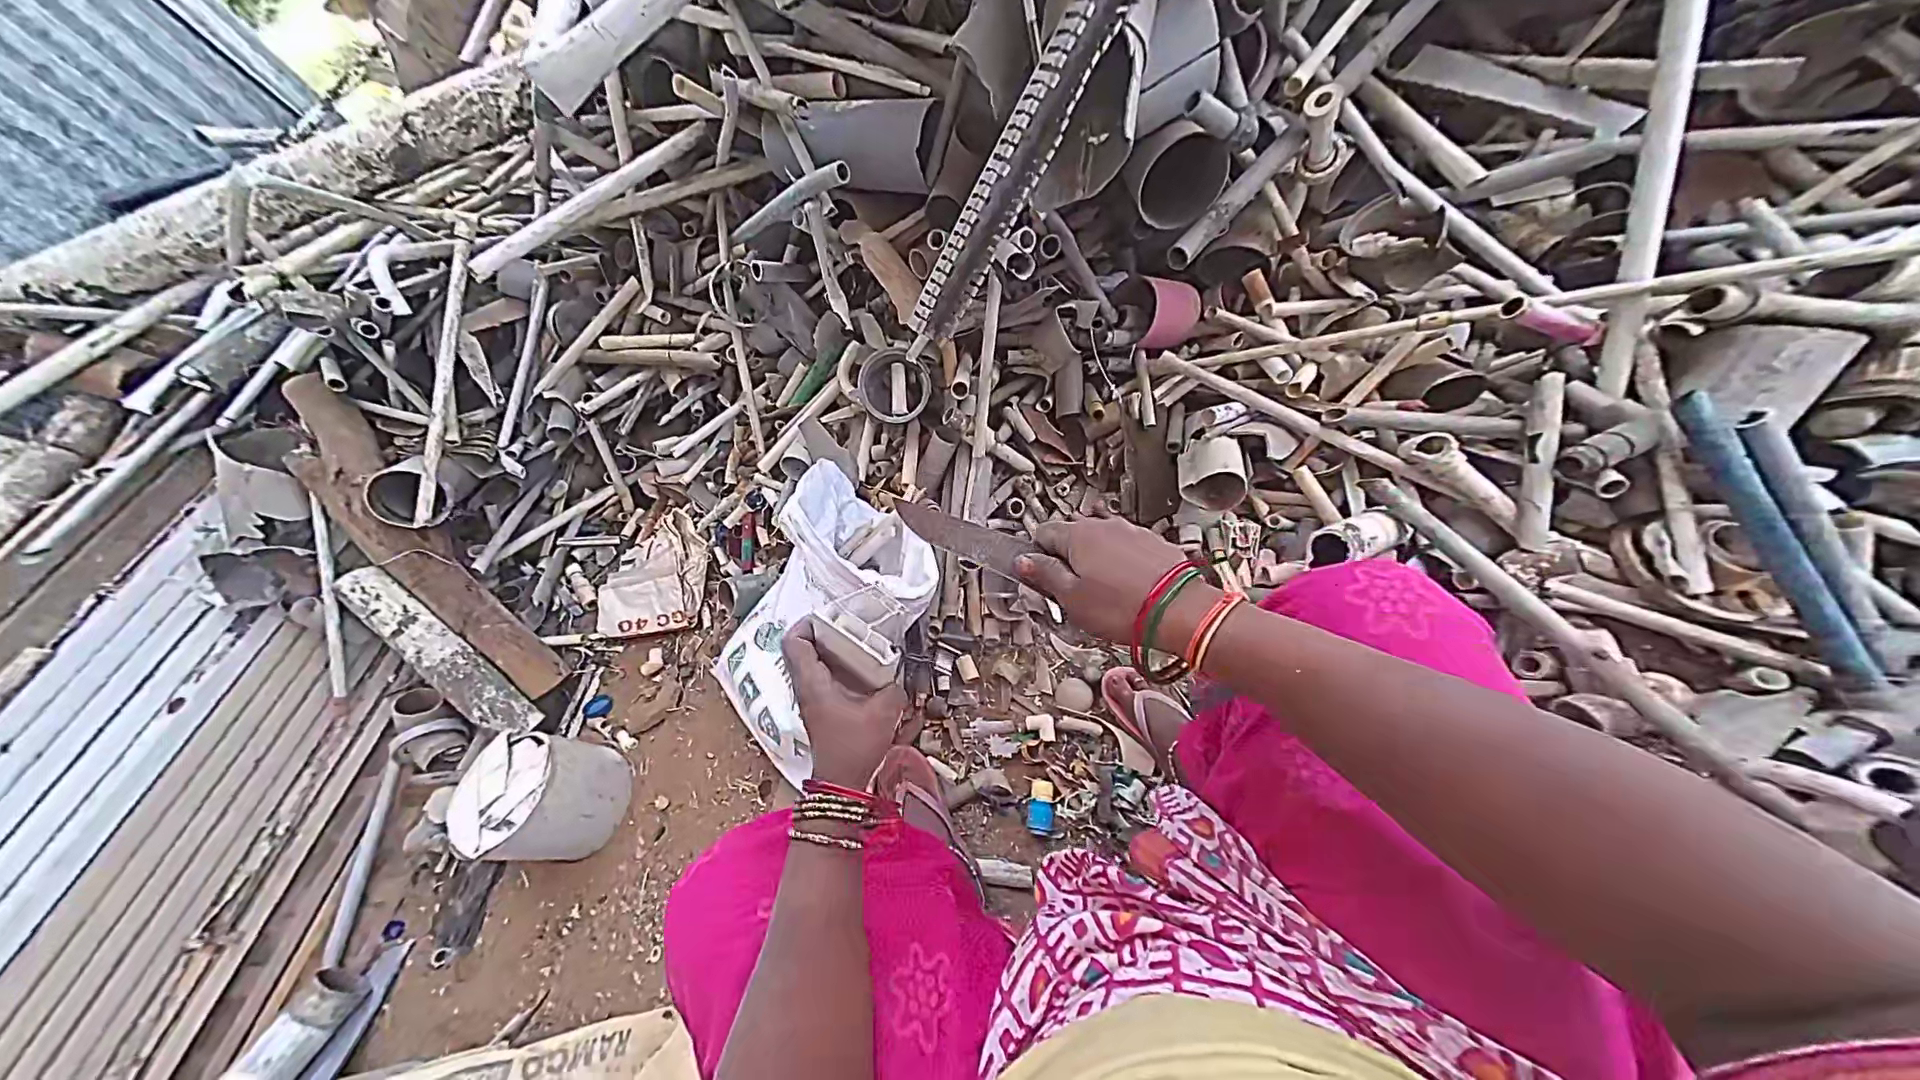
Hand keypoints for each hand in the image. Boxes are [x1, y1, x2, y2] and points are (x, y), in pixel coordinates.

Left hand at [783, 621, 906, 788]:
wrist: (843, 784)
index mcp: (812, 683)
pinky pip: (826, 676)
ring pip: (815, 661)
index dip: (808, 622)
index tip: (832, 616)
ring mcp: (813, 698)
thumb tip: (899, 680)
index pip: (794, 641)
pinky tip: (864, 669)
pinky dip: (840, 666)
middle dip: (827, 632)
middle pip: (804, 647)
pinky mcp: (823, 707)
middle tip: (852, 626)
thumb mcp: (884, 712)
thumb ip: (895, 689)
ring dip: (834, 649)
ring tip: (860, 643)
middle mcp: (807, 687)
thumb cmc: (855, 749)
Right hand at [1015, 516, 1217, 647]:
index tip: (1040, 576)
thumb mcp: (1071, 598)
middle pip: (1072, 536)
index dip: (1036, 556)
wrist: (1180, 612)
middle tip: (1069, 591)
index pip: (1042, 532)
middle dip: (1066, 559)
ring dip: (1094, 562)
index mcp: (1078, 534)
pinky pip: (1125, 551)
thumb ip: (1044, 574)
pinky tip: (1124, 590)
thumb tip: (1025, 562)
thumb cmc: (1126, 608)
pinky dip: (1120, 566)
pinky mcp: (1153, 545)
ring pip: (1100, 543)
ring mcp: (1132, 533)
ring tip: (1100, 594)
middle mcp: (1105, 526)